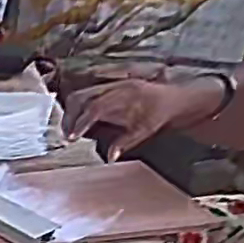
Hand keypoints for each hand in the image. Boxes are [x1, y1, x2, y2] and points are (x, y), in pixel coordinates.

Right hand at [63, 78, 223, 159]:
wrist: (176, 100)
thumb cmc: (161, 114)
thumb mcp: (145, 131)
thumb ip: (125, 143)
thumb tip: (109, 157)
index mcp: (124, 96)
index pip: (94, 107)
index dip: (80, 123)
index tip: (72, 137)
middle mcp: (115, 87)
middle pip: (81, 98)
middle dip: (69, 118)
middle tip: (67, 136)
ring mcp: (111, 85)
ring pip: (80, 96)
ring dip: (71, 114)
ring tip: (70, 131)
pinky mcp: (108, 88)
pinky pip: (85, 96)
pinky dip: (77, 110)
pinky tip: (78, 124)